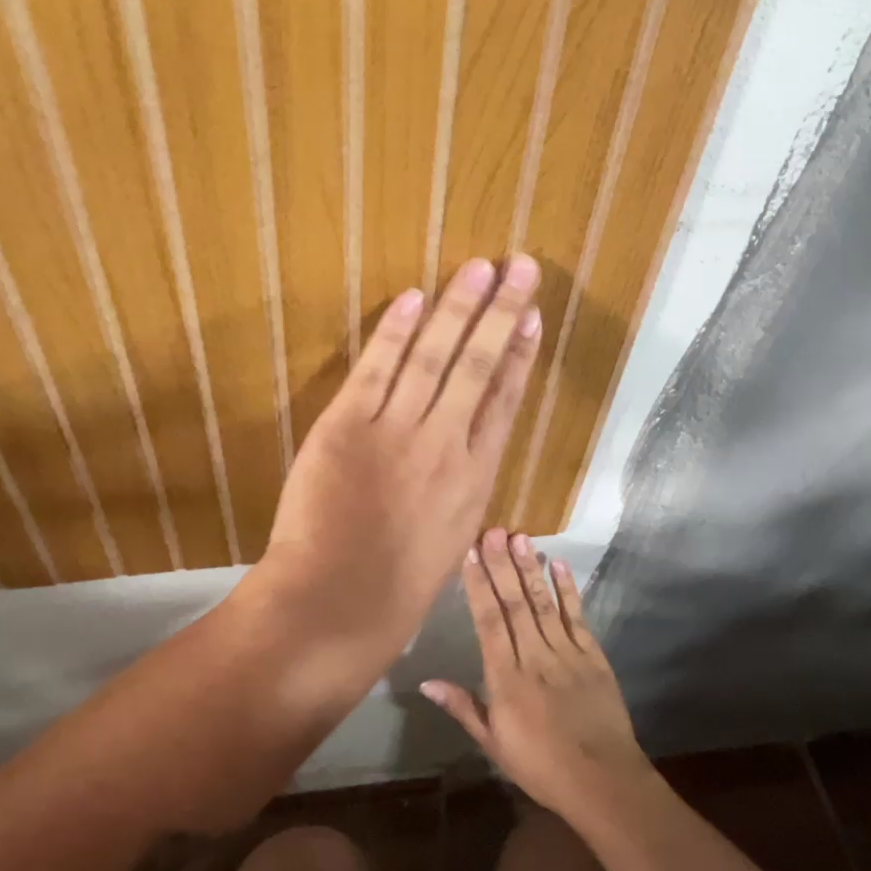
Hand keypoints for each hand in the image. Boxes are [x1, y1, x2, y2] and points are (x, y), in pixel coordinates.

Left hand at [251, 256, 542, 646]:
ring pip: (435, 356)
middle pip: (481, 365)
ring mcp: (398, 433)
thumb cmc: (394, 587)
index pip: (506, 401)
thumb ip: (458, 487)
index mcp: (476, 477)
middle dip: (502, 311)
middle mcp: (447, 445)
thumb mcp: (449, 539)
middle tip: (522, 266)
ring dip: (459, 306)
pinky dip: (396, 331)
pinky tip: (414, 297)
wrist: (336, 604)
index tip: (534, 316)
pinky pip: (378, 369)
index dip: (521, 354)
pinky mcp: (349, 427)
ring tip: (480, 266)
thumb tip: (462, 451)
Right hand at [421, 528, 653, 825]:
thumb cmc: (542, 767)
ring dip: (530, 568)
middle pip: (514, 604)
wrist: (604, 782)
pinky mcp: (593, 656)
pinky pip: (577, 616)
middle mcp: (535, 656)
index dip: (478, 586)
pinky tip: (558, 563)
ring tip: (519, 536)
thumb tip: (426, 681)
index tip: (469, 554)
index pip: (488, 622)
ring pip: (543, 603)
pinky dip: (568, 589)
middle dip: (501, 564)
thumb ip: (463, 707)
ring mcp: (567, 653)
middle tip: (492, 530)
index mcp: (507, 678)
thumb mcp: (494, 744)